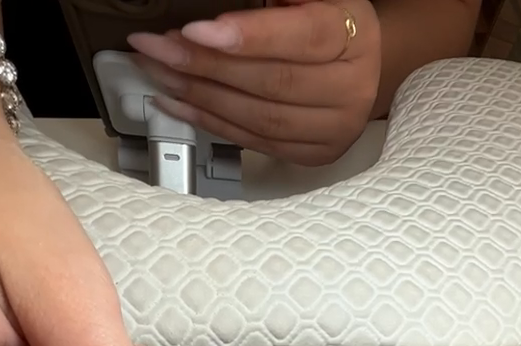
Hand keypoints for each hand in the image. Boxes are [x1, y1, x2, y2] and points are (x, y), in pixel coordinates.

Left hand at [127, 1, 381, 165]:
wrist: (362, 65)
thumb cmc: (327, 20)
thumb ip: (274, 2)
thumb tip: (218, 15)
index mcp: (353, 40)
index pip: (302, 39)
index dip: (249, 37)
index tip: (196, 31)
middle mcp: (350, 91)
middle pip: (274, 85)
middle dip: (208, 67)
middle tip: (158, 49)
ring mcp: (333, 130)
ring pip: (261, 120)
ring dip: (202, 98)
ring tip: (160, 74)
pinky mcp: (313, 154)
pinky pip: (257, 143)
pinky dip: (213, 124)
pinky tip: (180, 105)